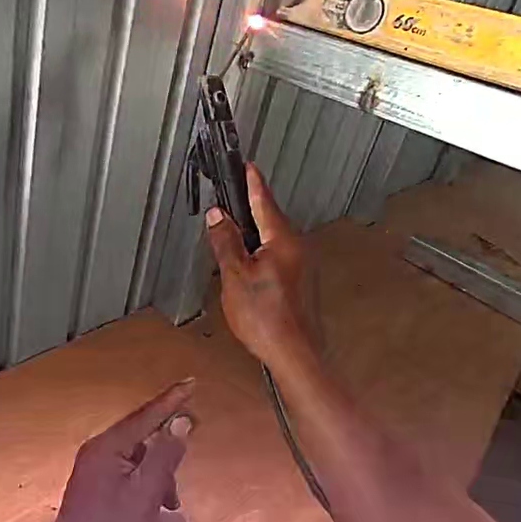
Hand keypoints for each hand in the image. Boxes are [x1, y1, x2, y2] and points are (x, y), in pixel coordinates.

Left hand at [38, 380, 194, 521]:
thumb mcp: (145, 495)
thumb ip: (165, 456)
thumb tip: (181, 421)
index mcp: (105, 448)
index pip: (145, 416)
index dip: (171, 401)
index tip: (192, 382)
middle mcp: (96, 457)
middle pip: (143, 445)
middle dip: (166, 466)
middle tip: (177, 490)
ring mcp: (93, 480)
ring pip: (139, 471)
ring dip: (159, 489)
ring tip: (170, 518)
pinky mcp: (95, 502)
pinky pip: (129, 490)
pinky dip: (146, 503)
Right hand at [204, 164, 317, 369]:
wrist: (295, 355)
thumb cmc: (268, 320)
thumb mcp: (235, 275)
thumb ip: (225, 241)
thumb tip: (218, 216)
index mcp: (283, 239)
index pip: (264, 200)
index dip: (252, 182)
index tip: (248, 166)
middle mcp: (298, 248)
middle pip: (269, 219)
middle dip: (247, 212)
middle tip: (229, 202)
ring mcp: (303, 265)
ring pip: (273, 240)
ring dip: (252, 238)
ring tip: (231, 242)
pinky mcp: (301, 282)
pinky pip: (278, 257)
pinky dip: (260, 255)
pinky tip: (247, 270)